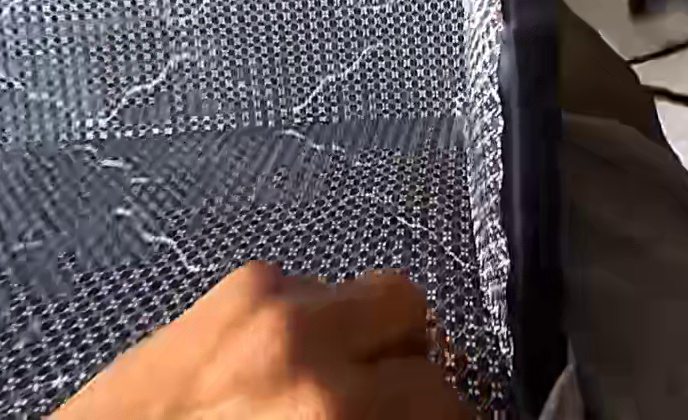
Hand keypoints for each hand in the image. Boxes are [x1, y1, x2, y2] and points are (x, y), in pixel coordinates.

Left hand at [53, 262, 471, 419]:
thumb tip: (416, 407)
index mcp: (329, 415)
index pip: (440, 397)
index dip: (446, 416)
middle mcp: (308, 345)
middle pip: (412, 308)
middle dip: (410, 355)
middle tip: (387, 395)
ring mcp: (272, 300)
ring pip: (370, 285)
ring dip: (363, 329)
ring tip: (329, 373)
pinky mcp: (242, 281)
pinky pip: (315, 286)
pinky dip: (314, 320)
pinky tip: (274, 362)